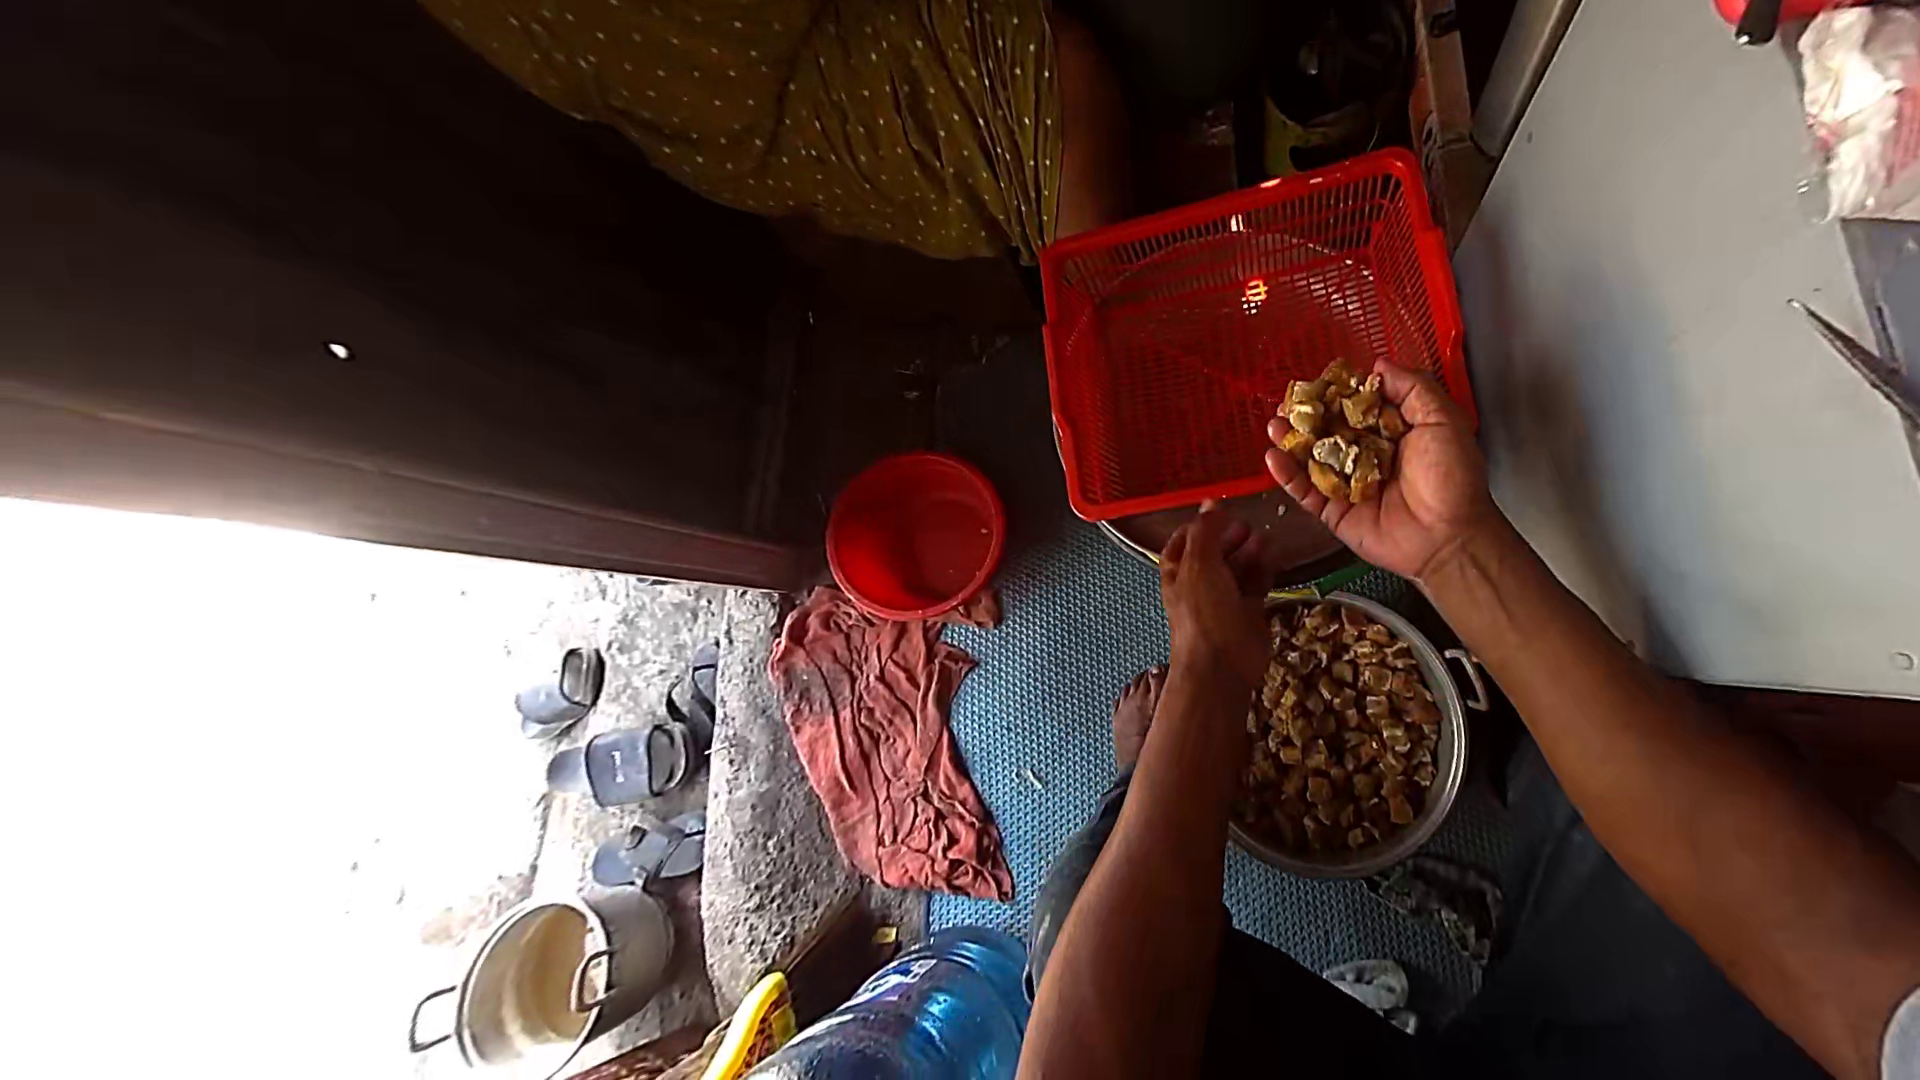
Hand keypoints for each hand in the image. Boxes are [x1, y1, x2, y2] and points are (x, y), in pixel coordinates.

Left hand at [1159, 501, 1280, 686]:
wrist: (1220, 664)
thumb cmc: (1203, 610)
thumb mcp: (1198, 563)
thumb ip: (1205, 532)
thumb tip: (1210, 503)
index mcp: (1176, 571)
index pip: (1185, 542)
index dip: (1201, 526)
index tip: (1220, 513)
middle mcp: (1197, 584)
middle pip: (1214, 553)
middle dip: (1229, 537)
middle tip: (1247, 525)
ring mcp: (1222, 598)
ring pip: (1237, 567)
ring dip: (1249, 551)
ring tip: (1263, 538)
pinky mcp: (1247, 611)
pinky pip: (1255, 584)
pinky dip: (1263, 570)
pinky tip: (1272, 556)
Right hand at [1264, 360, 1501, 584]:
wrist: (1446, 535)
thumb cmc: (1452, 479)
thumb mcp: (1443, 422)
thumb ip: (1414, 390)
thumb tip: (1380, 364)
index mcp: (1388, 432)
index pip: (1355, 406)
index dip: (1335, 393)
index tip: (1316, 382)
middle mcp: (1361, 454)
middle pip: (1325, 430)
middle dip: (1304, 416)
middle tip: (1286, 403)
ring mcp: (1342, 482)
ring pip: (1308, 458)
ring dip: (1288, 441)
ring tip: (1274, 425)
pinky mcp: (1328, 508)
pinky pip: (1302, 490)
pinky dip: (1285, 475)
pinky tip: (1272, 457)